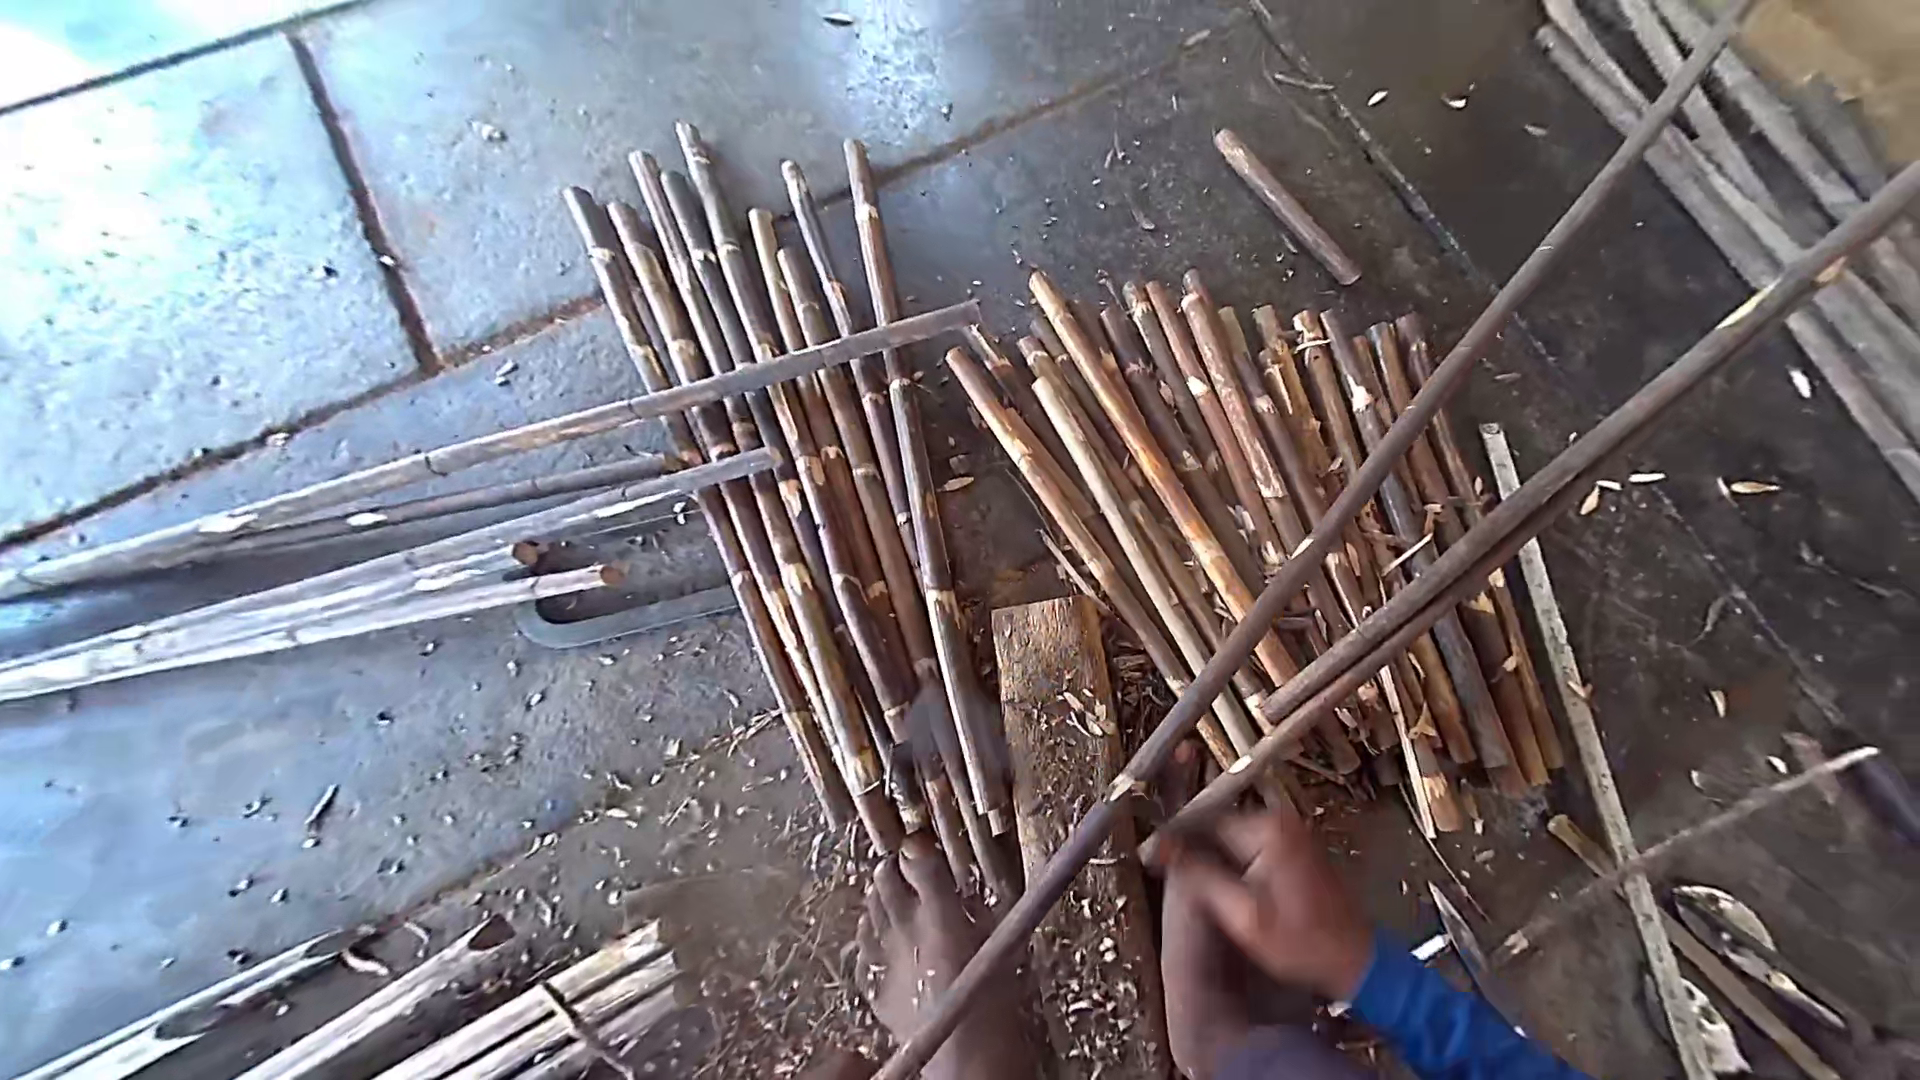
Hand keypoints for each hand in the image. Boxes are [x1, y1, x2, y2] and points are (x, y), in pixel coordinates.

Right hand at [1157, 808, 1374, 999]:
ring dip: (1213, 854)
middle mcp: (1280, 819)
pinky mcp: (1294, 844)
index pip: (1205, 821)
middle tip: (1172, 869)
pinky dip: (1233, 859)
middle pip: (1218, 825)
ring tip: (1197, 879)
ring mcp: (1290, 830)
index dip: (1177, 839)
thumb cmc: (1304, 944)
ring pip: (1231, 835)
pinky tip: (1224, 883)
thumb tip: (1165, 848)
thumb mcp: (1243, 916)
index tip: (1156, 853)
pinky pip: (1249, 843)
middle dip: (1196, 847)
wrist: (1359, 965)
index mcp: (1268, 828)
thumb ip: (1201, 876)